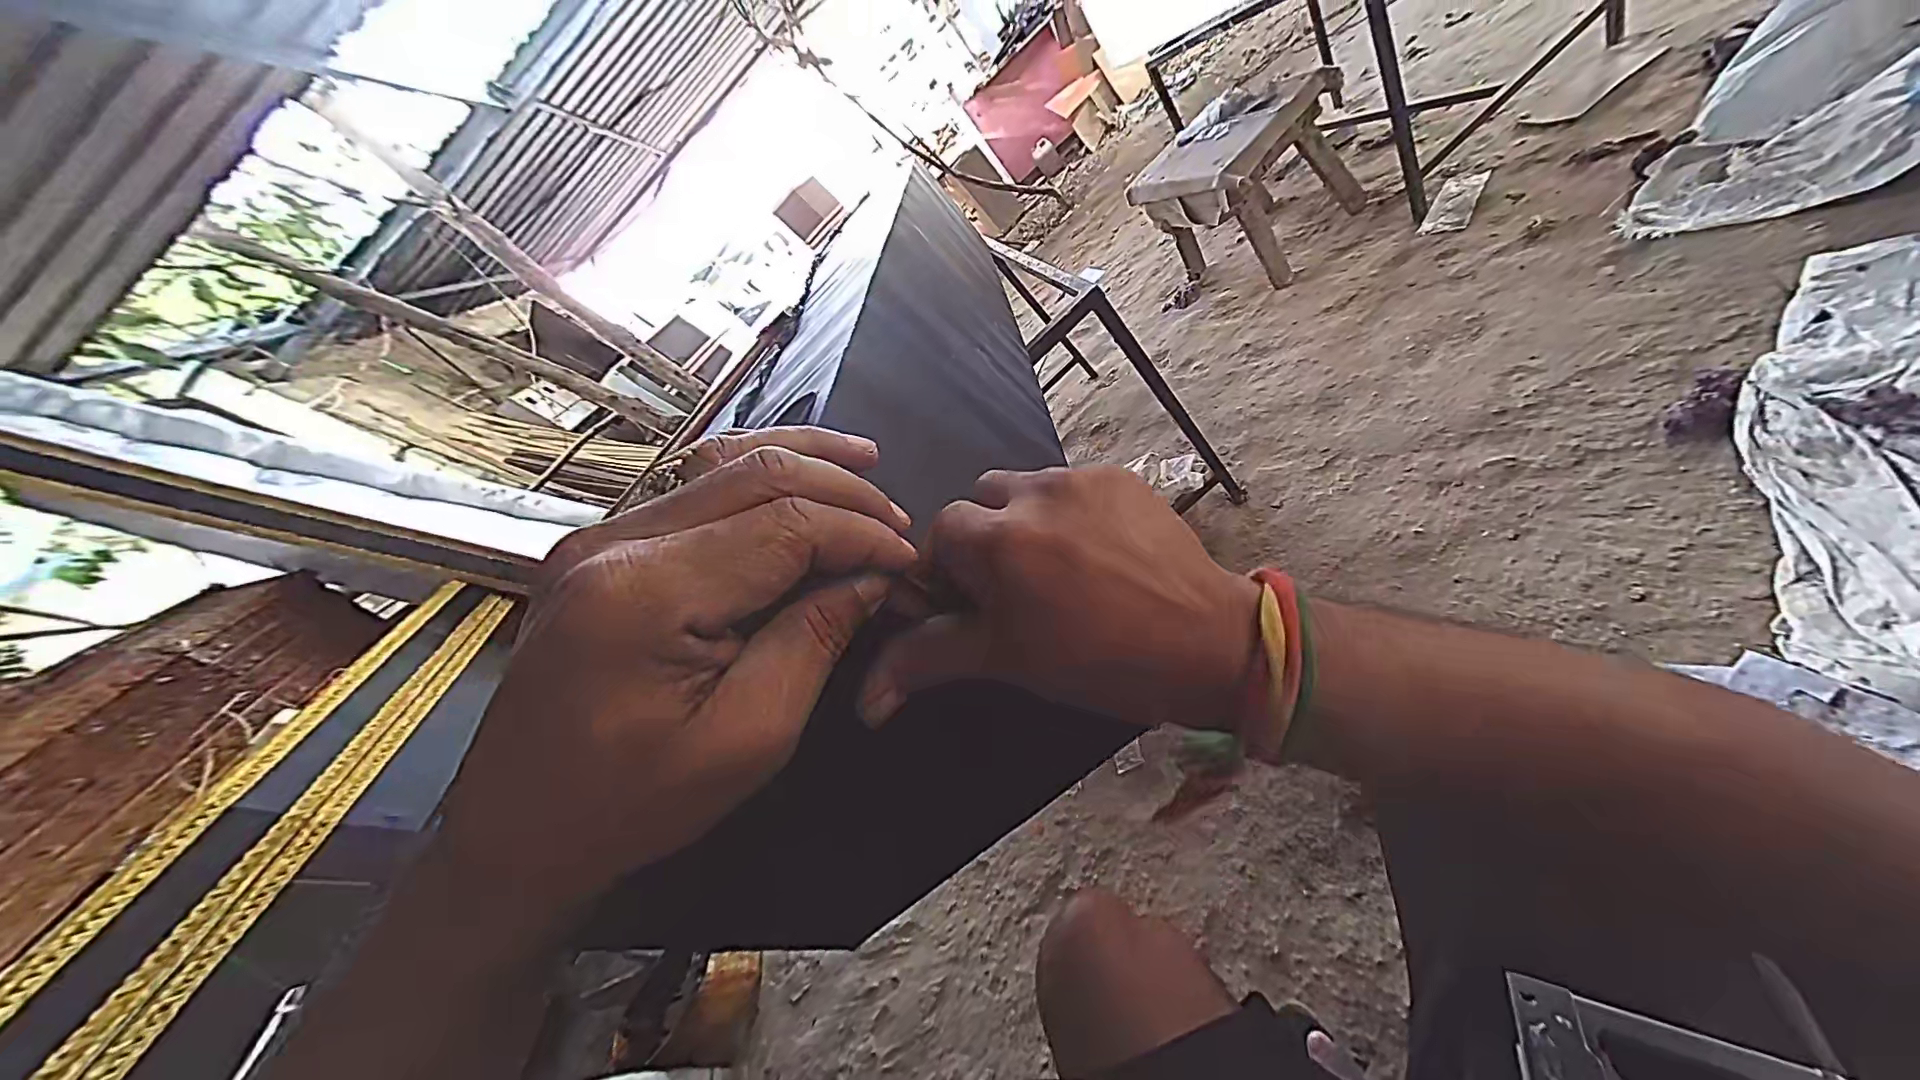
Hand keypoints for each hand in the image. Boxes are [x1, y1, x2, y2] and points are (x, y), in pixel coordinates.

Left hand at [437, 428, 916, 920]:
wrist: (520, 828)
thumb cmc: (632, 802)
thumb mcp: (748, 737)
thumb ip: (813, 641)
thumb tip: (869, 578)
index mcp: (646, 595)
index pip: (783, 526)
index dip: (858, 534)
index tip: (905, 557)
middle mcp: (616, 544)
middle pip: (755, 476)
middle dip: (841, 490)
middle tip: (897, 520)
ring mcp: (601, 537)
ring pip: (722, 462)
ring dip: (802, 459)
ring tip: (862, 461)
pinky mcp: (605, 547)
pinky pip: (695, 487)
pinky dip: (759, 477)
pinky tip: (797, 472)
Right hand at [861, 466, 1260, 732]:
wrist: (1208, 643)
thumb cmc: (1100, 660)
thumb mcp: (1007, 660)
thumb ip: (929, 661)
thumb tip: (866, 701)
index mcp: (999, 538)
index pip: (940, 532)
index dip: (946, 569)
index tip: (967, 603)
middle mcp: (1034, 493)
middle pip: (979, 502)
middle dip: (983, 539)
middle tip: (1011, 587)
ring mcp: (1081, 479)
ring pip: (1023, 489)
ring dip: (1022, 522)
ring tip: (1053, 568)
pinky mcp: (1118, 477)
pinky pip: (1069, 486)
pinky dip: (1065, 513)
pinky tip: (1092, 553)